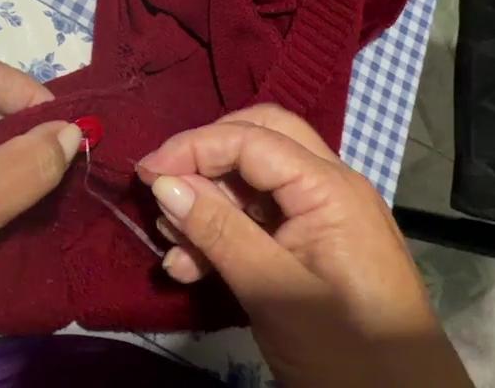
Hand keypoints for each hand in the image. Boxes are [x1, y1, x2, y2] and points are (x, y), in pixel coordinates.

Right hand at [136, 105, 470, 387]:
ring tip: (173, 244)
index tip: (145, 175)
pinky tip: (193, 265)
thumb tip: (163, 183)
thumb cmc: (349, 355)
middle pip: (257, 139)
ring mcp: (325, 216)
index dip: (192, 147)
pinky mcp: (316, 247)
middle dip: (205, 158)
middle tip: (164, 187)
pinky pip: (262, 219)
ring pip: (255, 180)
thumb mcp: (275, 294)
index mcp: (329, 187)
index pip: (250, 138)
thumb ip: (218, 232)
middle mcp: (329, 186)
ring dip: (210, 202)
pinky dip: (225, 232)